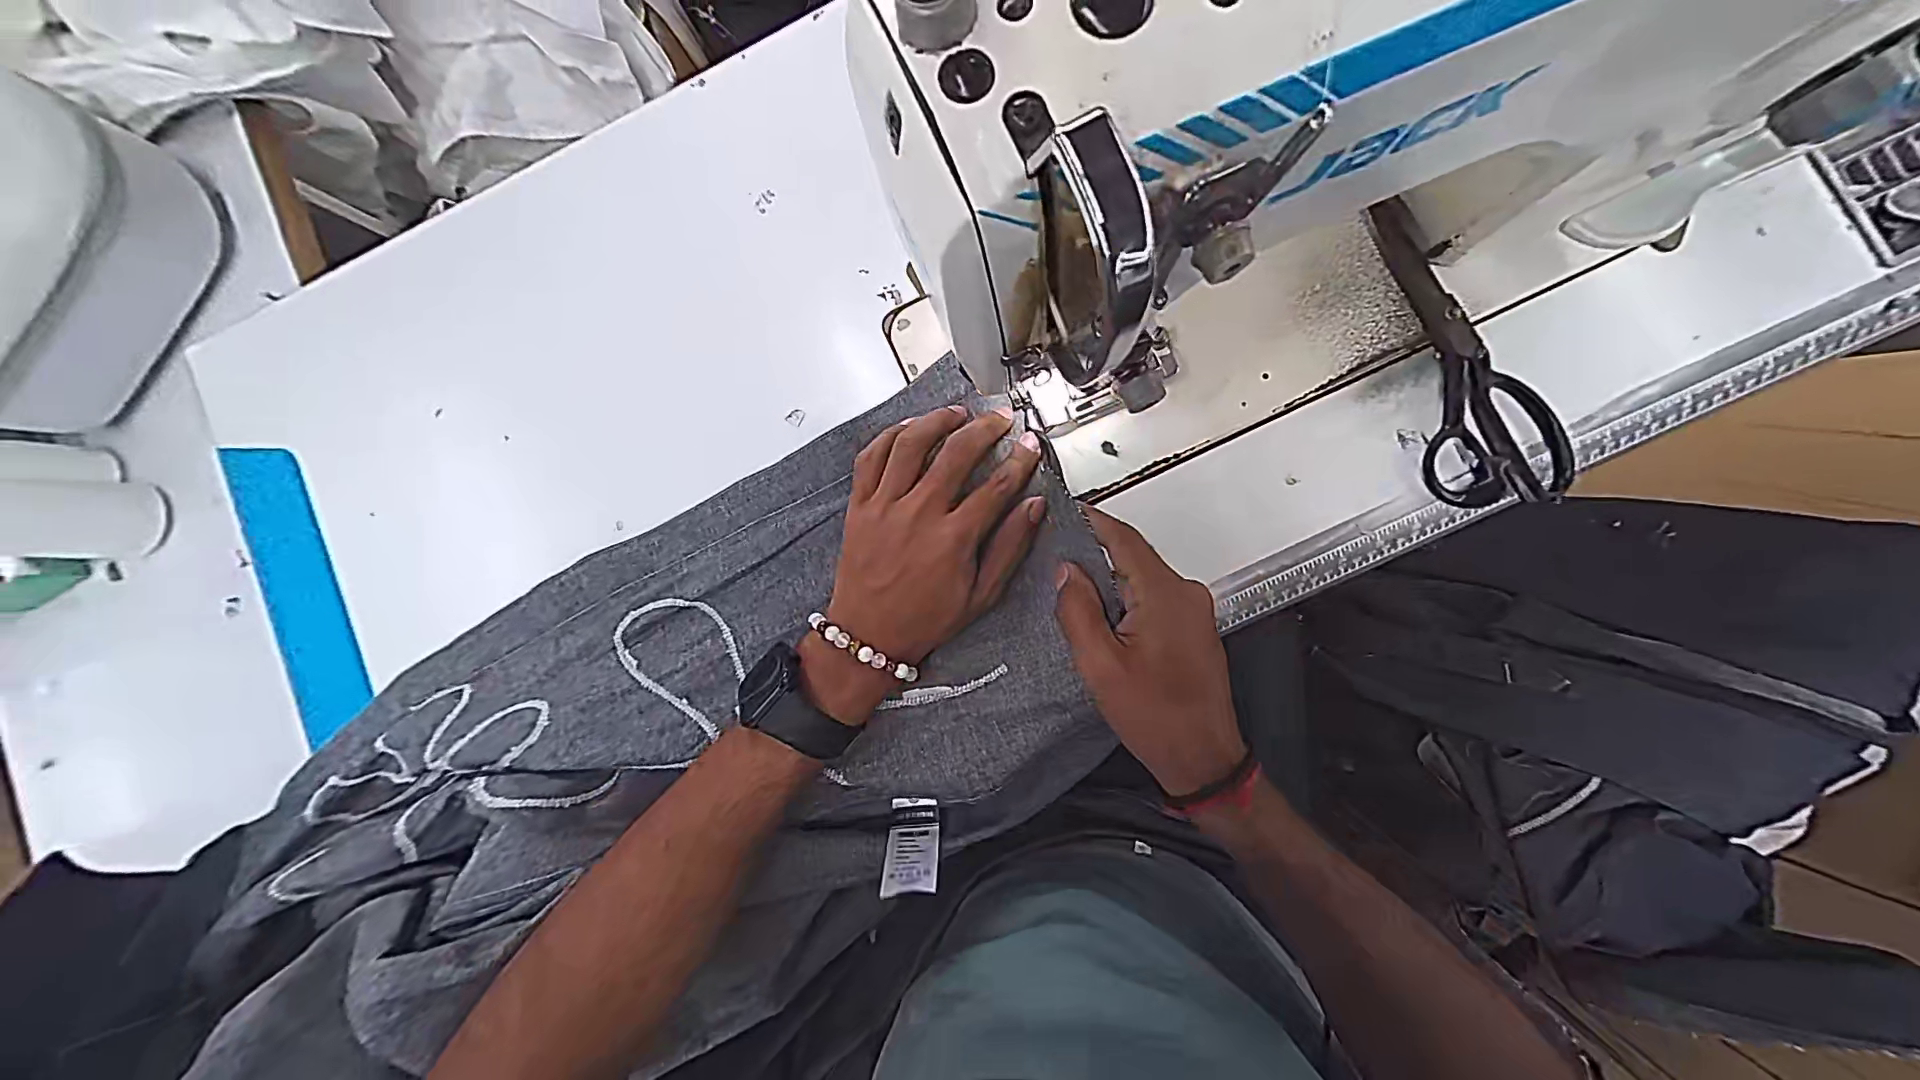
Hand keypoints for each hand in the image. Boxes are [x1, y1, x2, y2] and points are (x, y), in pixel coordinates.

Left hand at [799, 404, 1046, 725]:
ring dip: (937, 421)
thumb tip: (1033, 508)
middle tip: (999, 420)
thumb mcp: (980, 595)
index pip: (996, 486)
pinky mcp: (860, 506)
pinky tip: (908, 428)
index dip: (1019, 460)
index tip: (1030, 445)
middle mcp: (918, 515)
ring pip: (911, 444)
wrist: (868, 635)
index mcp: (952, 539)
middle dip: (985, 429)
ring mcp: (884, 506)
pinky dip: (890, 435)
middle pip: (957, 453)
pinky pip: (871, 457)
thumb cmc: (923, 619)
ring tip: (956, 413)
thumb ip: (1009, 547)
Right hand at [1055, 506, 1246, 796]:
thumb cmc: (1159, 718)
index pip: (1123, 538)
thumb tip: (1066, 572)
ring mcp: (1194, 610)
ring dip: (1110, 578)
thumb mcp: (1100, 665)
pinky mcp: (1194, 626)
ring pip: (1143, 577)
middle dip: (1095, 552)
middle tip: (1059, 556)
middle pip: (1133, 555)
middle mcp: (1186, 594)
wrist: (1202, 756)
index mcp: (1164, 595)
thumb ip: (1078, 611)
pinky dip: (1128, 597)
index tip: (1070, 509)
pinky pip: (1155, 595)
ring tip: (1076, 593)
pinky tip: (1106, 618)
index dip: (1093, 520)